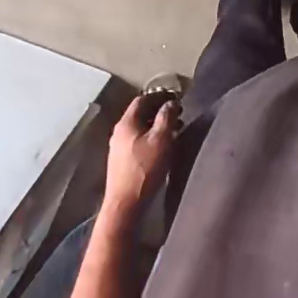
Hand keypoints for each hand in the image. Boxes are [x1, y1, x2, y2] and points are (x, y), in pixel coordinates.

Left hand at [103, 95, 178, 223]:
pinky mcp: (121, 159)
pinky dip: (151, 135)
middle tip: (178, 112)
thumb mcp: (162, 140)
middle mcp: (119, 131)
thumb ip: (167, 117)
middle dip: (159, 109)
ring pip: (139, 126)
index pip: (142, 99)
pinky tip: (163, 144)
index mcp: (127, 123)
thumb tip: (171, 102)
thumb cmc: (146, 169)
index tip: (176, 97)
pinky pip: (138, 138)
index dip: (160, 95)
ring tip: (175, 128)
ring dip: (156, 123)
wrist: (126, 202)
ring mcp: (118, 146)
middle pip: (140, 112)